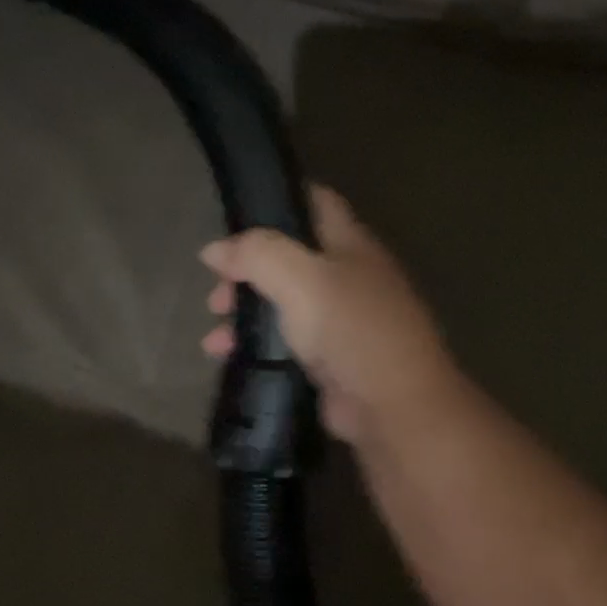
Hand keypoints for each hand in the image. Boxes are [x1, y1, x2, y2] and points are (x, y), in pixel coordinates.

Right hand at [200, 186, 461, 442]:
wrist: (392, 405)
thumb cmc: (351, 328)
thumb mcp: (300, 277)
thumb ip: (256, 254)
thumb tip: (214, 250)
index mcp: (351, 245)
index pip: (315, 203)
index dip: (278, 200)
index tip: (234, 215)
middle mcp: (349, 279)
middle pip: (289, 261)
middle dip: (247, 273)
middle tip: (217, 296)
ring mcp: (341, 324)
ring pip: (283, 308)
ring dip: (245, 316)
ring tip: (215, 337)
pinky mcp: (331, 363)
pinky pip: (285, 347)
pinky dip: (255, 349)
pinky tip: (228, 358)